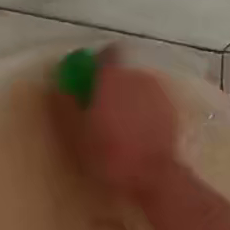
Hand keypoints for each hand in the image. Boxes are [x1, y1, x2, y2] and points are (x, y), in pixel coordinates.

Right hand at [58, 45, 181, 202]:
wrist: (154, 177)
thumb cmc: (109, 154)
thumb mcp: (76, 134)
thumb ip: (64, 105)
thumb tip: (56, 87)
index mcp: (114, 77)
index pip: (106, 52)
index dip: (95, 64)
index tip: (87, 82)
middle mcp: (139, 76)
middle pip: (123, 68)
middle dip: (111, 82)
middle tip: (100, 106)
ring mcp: (159, 92)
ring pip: (139, 84)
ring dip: (128, 96)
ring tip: (119, 122)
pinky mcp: (172, 110)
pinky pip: (152, 101)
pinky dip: (143, 109)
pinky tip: (137, 132)